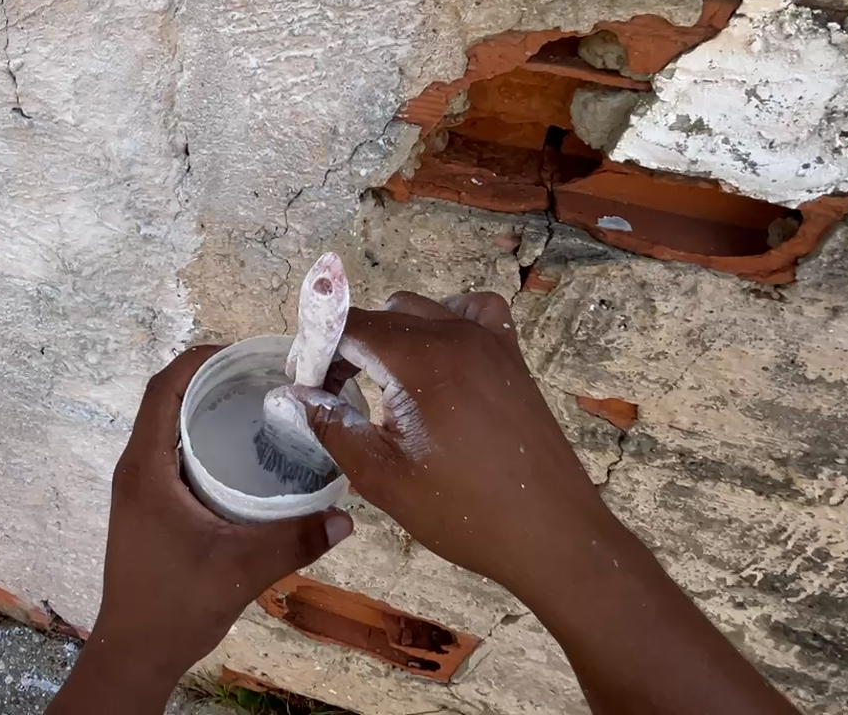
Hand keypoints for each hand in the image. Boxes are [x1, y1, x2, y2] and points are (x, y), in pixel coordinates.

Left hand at [48, 345, 353, 714]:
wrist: (133, 652)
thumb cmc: (174, 605)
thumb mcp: (238, 570)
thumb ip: (292, 542)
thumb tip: (345, 517)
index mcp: (145, 466)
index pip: (162, 389)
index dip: (197, 361)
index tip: (240, 352)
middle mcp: (135, 466)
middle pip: (164, 399)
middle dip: (206, 378)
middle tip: (257, 375)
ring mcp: (138, 484)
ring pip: (165, 423)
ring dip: (201, 405)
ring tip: (252, 402)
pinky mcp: (146, 501)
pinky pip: (169, 448)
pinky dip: (198, 435)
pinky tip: (235, 451)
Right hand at [297, 291, 798, 714]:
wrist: (556, 539)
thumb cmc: (463, 511)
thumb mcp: (380, 475)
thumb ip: (329, 424)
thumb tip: (291, 394)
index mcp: (421, 358)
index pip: (350, 325)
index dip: (318, 350)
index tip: (307, 386)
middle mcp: (455, 333)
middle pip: (381, 315)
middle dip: (348, 345)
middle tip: (335, 392)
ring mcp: (489, 339)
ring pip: (418, 309)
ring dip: (389, 334)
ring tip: (382, 380)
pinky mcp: (510, 354)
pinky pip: (469, 310)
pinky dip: (444, 320)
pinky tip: (438, 356)